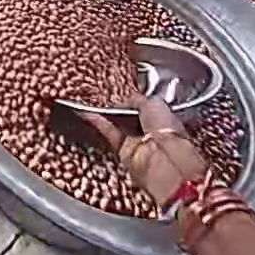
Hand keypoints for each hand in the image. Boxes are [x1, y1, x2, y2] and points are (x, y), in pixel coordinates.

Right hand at [74, 92, 209, 207]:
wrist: (162, 157)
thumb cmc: (166, 130)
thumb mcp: (153, 103)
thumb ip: (136, 100)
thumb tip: (123, 102)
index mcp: (165, 119)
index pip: (147, 108)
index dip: (135, 103)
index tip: (122, 97)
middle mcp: (151, 132)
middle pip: (130, 118)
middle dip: (119, 111)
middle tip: (108, 102)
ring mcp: (137, 142)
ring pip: (118, 126)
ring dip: (107, 117)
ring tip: (94, 106)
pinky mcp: (124, 151)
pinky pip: (109, 134)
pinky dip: (99, 124)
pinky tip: (89, 115)